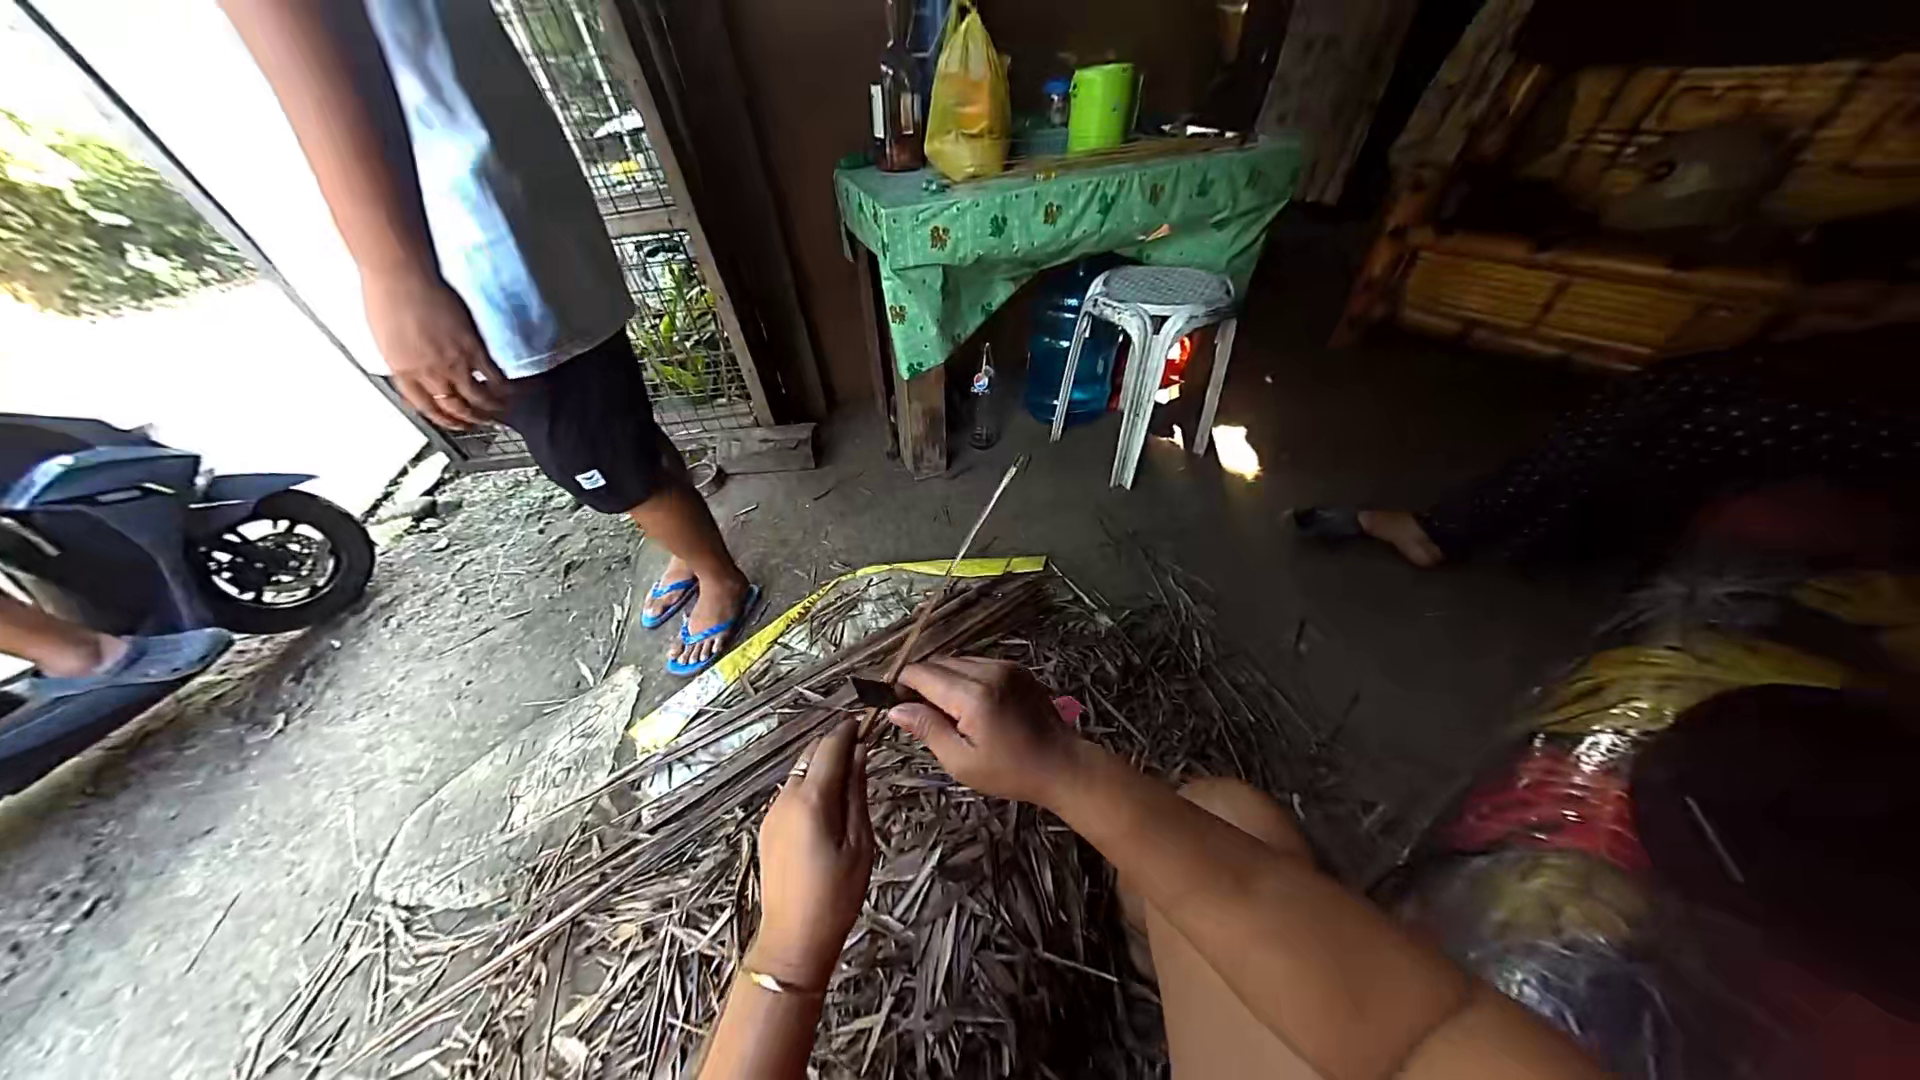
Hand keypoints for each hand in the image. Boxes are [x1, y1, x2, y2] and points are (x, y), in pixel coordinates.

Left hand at [362, 272, 507, 428]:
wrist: (401, 278)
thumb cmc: (387, 299)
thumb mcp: (385, 341)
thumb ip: (403, 364)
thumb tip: (415, 378)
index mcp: (403, 371)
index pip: (426, 407)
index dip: (443, 420)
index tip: (454, 423)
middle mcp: (430, 372)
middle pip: (456, 407)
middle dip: (471, 419)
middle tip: (481, 422)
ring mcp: (455, 363)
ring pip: (479, 398)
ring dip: (492, 408)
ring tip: (500, 410)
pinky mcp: (475, 350)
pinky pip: (494, 378)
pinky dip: (504, 388)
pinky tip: (509, 391)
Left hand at [752, 720, 874, 987]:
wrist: (792, 941)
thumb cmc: (836, 895)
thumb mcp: (860, 842)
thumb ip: (857, 793)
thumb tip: (860, 753)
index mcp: (812, 799)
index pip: (830, 747)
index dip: (848, 730)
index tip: (866, 723)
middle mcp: (786, 798)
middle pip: (811, 753)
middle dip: (835, 744)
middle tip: (862, 747)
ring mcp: (772, 812)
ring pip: (799, 771)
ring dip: (822, 763)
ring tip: (849, 774)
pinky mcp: (768, 828)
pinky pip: (791, 791)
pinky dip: (810, 783)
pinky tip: (828, 801)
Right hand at [890, 657, 1086, 807]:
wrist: (1061, 764)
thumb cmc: (1010, 771)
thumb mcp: (961, 761)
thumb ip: (927, 729)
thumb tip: (894, 709)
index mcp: (973, 695)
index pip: (923, 673)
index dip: (902, 683)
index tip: (893, 700)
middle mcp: (988, 670)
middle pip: (939, 663)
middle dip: (922, 682)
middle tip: (917, 711)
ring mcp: (1005, 666)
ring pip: (958, 661)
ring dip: (943, 679)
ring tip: (944, 710)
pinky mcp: (1016, 668)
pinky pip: (978, 663)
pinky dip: (964, 677)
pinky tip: (968, 703)